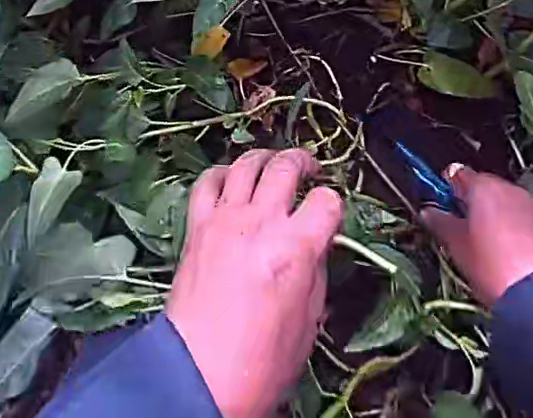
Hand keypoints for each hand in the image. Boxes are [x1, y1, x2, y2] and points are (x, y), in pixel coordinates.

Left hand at [166, 148, 344, 417]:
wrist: (198, 374)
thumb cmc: (259, 362)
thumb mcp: (307, 322)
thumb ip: (316, 272)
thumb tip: (317, 244)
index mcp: (294, 249)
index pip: (326, 201)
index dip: (334, 204)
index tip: (331, 212)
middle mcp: (260, 223)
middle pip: (286, 167)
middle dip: (303, 161)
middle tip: (309, 168)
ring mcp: (226, 219)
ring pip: (247, 164)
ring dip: (265, 157)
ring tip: (273, 162)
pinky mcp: (198, 224)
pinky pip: (208, 181)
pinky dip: (222, 173)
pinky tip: (231, 178)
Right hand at [419, 163, 532, 305]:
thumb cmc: (493, 267)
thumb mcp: (458, 247)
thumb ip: (441, 224)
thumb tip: (429, 212)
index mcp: (483, 187)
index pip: (458, 173)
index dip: (448, 187)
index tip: (443, 205)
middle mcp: (511, 190)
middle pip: (487, 188)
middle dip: (476, 204)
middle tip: (466, 230)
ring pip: (511, 206)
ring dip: (500, 218)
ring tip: (494, 248)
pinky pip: (532, 224)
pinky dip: (523, 233)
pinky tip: (520, 259)